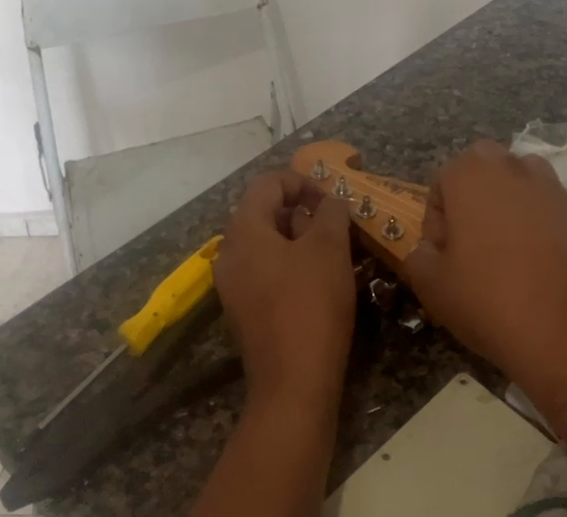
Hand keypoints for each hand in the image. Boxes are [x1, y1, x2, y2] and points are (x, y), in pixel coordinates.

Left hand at [215, 171, 355, 405]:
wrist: (293, 384)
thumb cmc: (311, 304)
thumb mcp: (329, 248)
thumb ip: (330, 213)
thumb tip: (330, 200)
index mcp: (243, 230)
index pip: (269, 183)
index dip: (303, 182)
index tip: (332, 200)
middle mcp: (229, 252)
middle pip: (265, 212)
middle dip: (303, 212)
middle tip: (337, 225)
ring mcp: (233, 284)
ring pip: (267, 244)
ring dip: (301, 240)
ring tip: (335, 252)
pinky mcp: (244, 310)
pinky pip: (266, 271)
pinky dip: (292, 265)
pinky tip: (321, 281)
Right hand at [403, 140, 566, 404]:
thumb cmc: (490, 302)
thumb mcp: (432, 286)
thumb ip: (419, 256)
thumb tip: (430, 249)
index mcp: (472, 174)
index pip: (441, 181)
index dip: (437, 220)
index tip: (443, 256)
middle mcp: (515, 169)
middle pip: (484, 170)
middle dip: (473, 200)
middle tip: (471, 247)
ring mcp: (554, 190)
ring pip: (522, 183)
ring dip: (510, 205)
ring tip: (508, 252)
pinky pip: (551, 211)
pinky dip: (542, 227)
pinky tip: (541, 269)